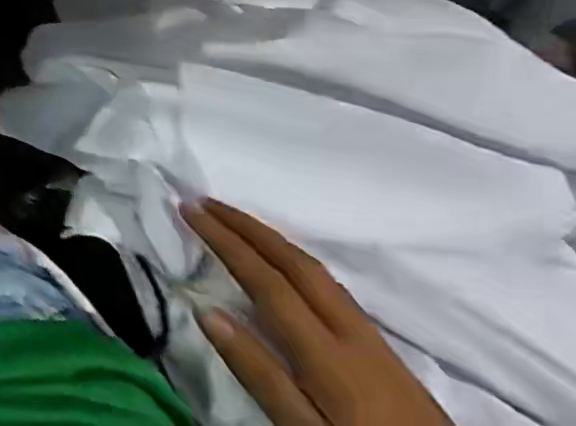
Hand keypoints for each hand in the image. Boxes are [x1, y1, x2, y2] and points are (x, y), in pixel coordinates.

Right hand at [182, 199, 450, 425]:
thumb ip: (258, 373)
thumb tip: (205, 311)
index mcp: (328, 354)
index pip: (267, 281)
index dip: (225, 240)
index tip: (188, 209)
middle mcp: (354, 336)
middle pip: (299, 266)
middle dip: (250, 227)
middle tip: (206, 201)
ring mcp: (376, 343)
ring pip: (321, 275)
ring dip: (273, 240)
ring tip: (236, 222)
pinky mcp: (387, 354)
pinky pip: (333, 289)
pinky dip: (296, 262)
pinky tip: (283, 265)